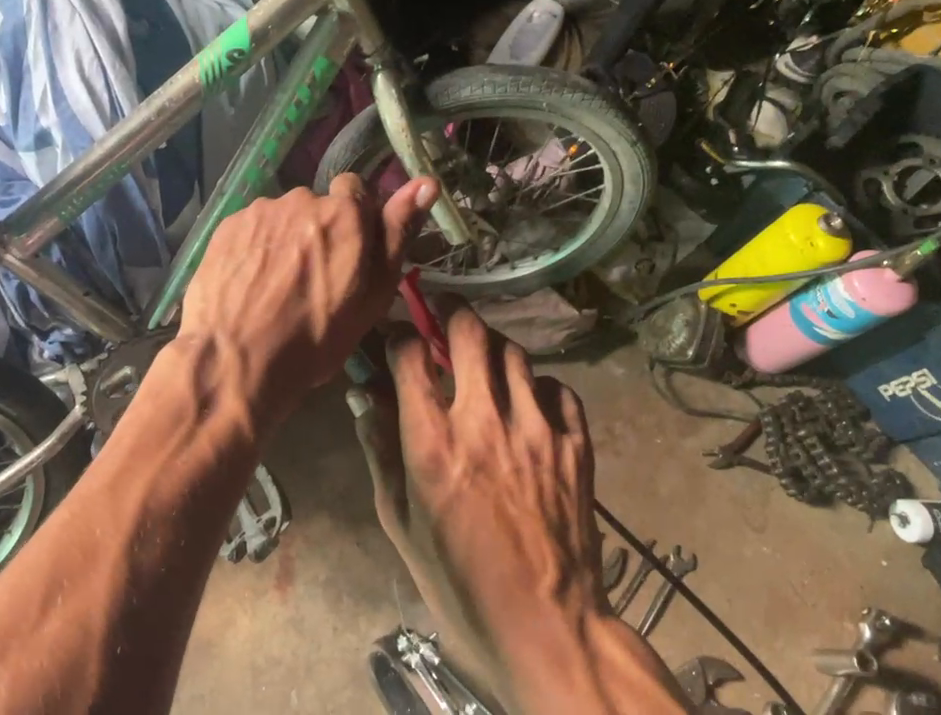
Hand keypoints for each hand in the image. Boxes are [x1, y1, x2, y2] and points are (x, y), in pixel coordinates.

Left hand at [175, 173, 435, 429]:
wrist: (236, 361)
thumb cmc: (316, 338)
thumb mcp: (372, 295)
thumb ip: (397, 233)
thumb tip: (428, 182)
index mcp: (346, 214)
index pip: (356, 191)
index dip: (355, 223)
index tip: (348, 256)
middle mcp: (303, 199)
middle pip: (318, 205)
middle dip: (319, 231)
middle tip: (312, 279)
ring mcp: (261, 211)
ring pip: (283, 217)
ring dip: (286, 239)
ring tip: (277, 286)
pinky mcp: (228, 225)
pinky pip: (252, 228)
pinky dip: (255, 248)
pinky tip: (250, 283)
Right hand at [351, 303, 617, 709]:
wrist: (547, 624)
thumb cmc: (459, 582)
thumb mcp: (400, 523)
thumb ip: (380, 451)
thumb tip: (364, 397)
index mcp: (432, 444)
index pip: (410, 356)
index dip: (399, 337)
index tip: (397, 341)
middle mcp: (484, 422)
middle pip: (469, 333)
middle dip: (450, 314)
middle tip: (442, 317)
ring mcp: (537, 429)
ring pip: (514, 352)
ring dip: (492, 349)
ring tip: (483, 363)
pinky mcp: (577, 443)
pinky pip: (557, 387)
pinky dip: (537, 386)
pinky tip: (528, 405)